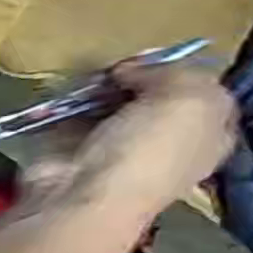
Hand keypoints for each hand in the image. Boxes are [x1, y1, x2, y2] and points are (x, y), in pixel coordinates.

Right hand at [23, 61, 237, 220]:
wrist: (81, 192)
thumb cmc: (147, 148)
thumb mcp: (187, 98)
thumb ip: (169, 73)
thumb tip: (129, 70)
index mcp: (204, 129)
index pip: (195, 90)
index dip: (173, 70)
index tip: (145, 61)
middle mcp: (160, 138)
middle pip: (144, 95)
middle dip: (124, 80)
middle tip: (107, 74)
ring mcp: (108, 144)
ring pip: (100, 105)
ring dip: (85, 93)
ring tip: (74, 86)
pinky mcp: (63, 149)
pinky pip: (59, 120)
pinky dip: (51, 110)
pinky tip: (48, 105)